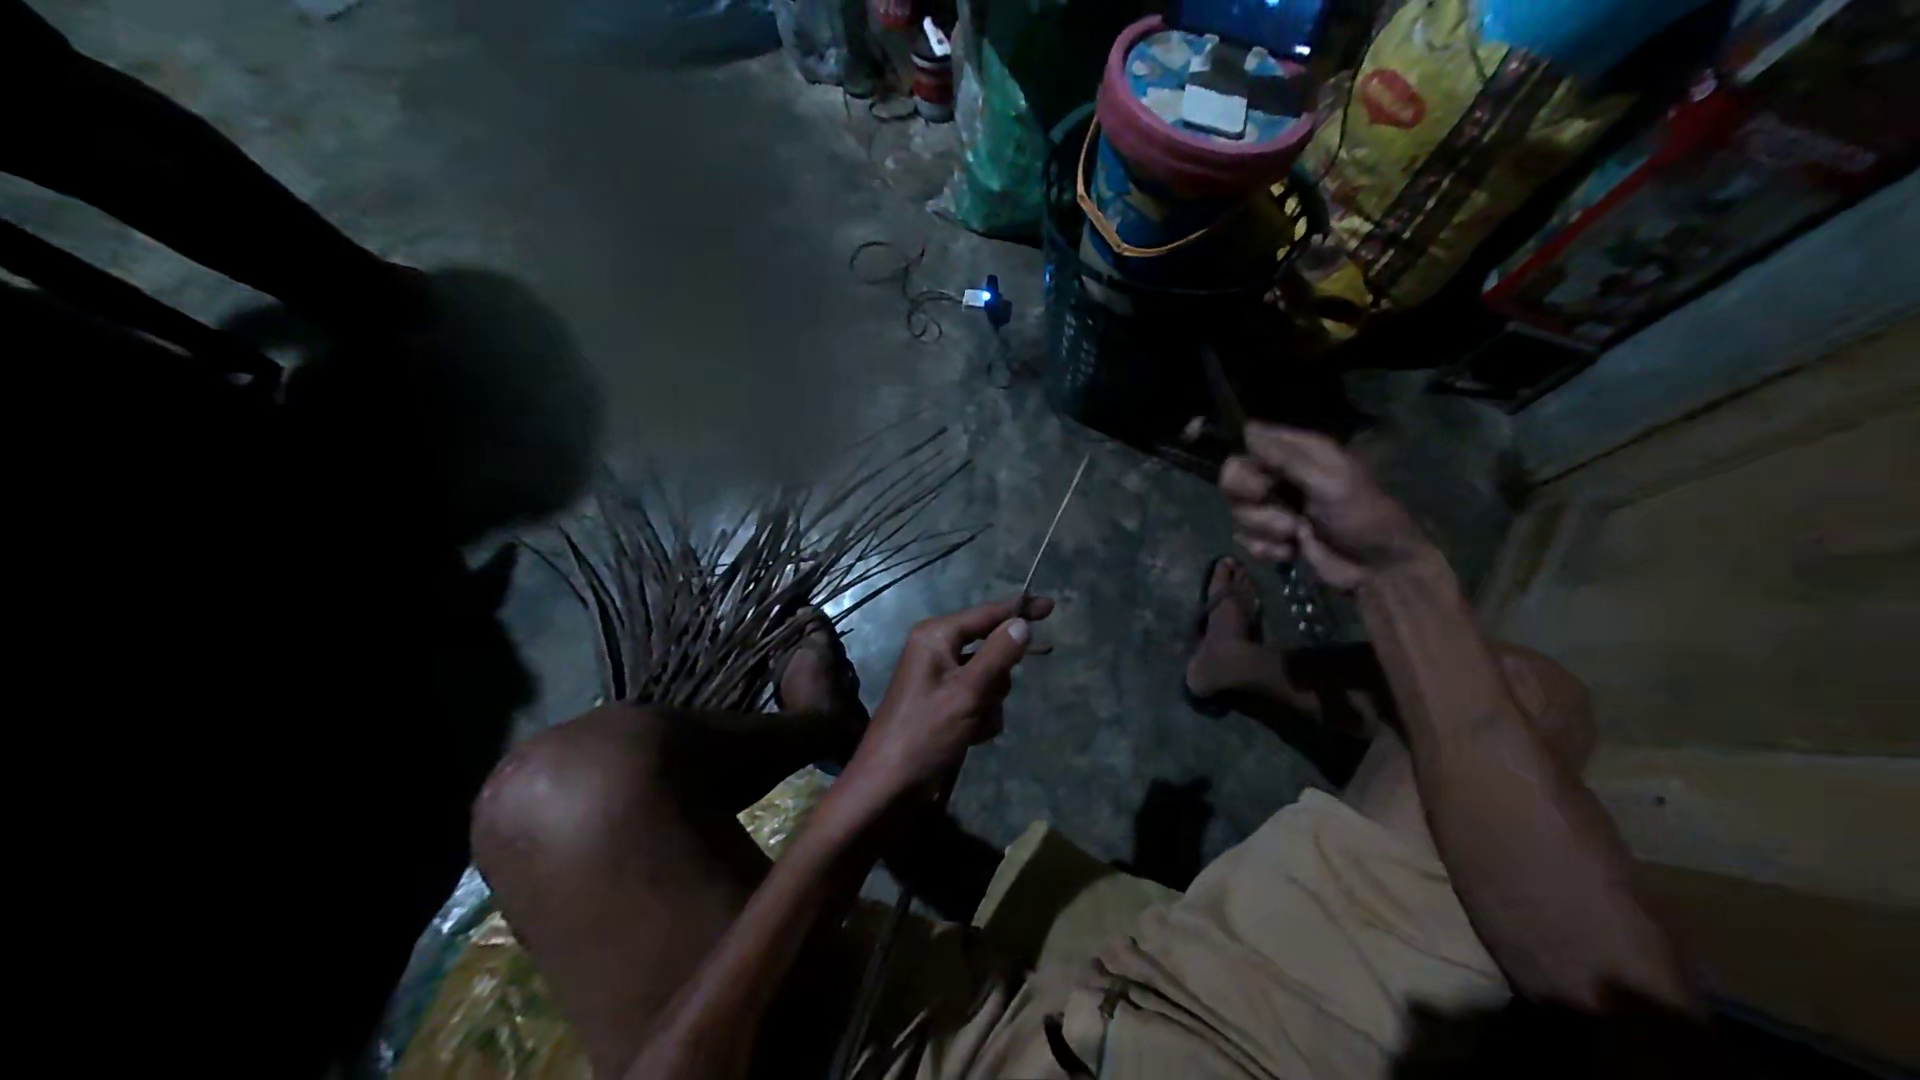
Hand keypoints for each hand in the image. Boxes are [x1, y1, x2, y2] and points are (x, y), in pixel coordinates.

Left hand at [841, 595, 1053, 802]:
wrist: (890, 784)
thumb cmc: (925, 732)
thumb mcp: (967, 692)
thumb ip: (998, 655)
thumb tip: (1022, 623)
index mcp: (936, 637)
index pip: (987, 614)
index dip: (1020, 610)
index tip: (1051, 606)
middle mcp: (937, 651)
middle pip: (991, 648)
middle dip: (998, 677)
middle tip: (985, 699)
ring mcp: (941, 678)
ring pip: (990, 678)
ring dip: (989, 702)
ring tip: (972, 723)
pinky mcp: (945, 703)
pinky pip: (980, 699)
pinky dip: (981, 717)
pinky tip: (969, 735)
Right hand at [1219, 422, 1431, 589]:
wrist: (1376, 568)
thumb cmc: (1361, 517)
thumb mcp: (1330, 481)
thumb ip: (1287, 458)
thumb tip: (1247, 429)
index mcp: (1299, 454)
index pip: (1252, 440)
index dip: (1247, 456)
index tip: (1260, 474)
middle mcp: (1281, 477)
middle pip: (1233, 475)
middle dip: (1246, 494)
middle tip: (1265, 498)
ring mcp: (1274, 508)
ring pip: (1238, 511)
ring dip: (1265, 526)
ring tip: (1295, 532)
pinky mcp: (1271, 538)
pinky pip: (1246, 539)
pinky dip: (1268, 548)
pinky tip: (1292, 551)